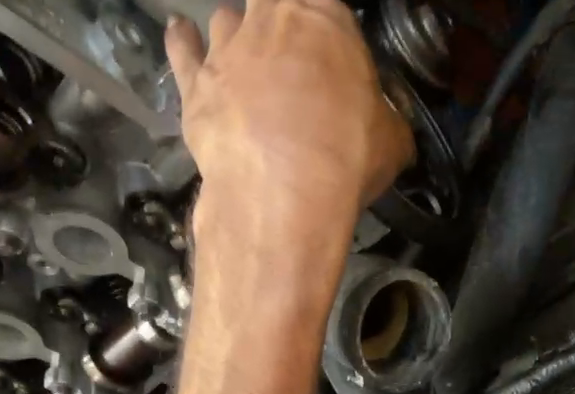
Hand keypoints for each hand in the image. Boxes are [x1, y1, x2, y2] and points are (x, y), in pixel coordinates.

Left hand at [165, 0, 413, 247]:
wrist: (283, 193)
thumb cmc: (347, 157)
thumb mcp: (393, 141)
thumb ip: (387, 119)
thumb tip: (387, 123)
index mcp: (327, 21)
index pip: (330, 8)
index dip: (332, 33)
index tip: (336, 57)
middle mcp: (272, 18)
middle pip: (274, 2)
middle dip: (284, 24)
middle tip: (295, 60)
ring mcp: (227, 47)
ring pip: (227, 18)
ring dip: (239, 34)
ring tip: (248, 61)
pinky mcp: (194, 82)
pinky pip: (182, 48)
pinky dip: (183, 41)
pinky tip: (182, 34)